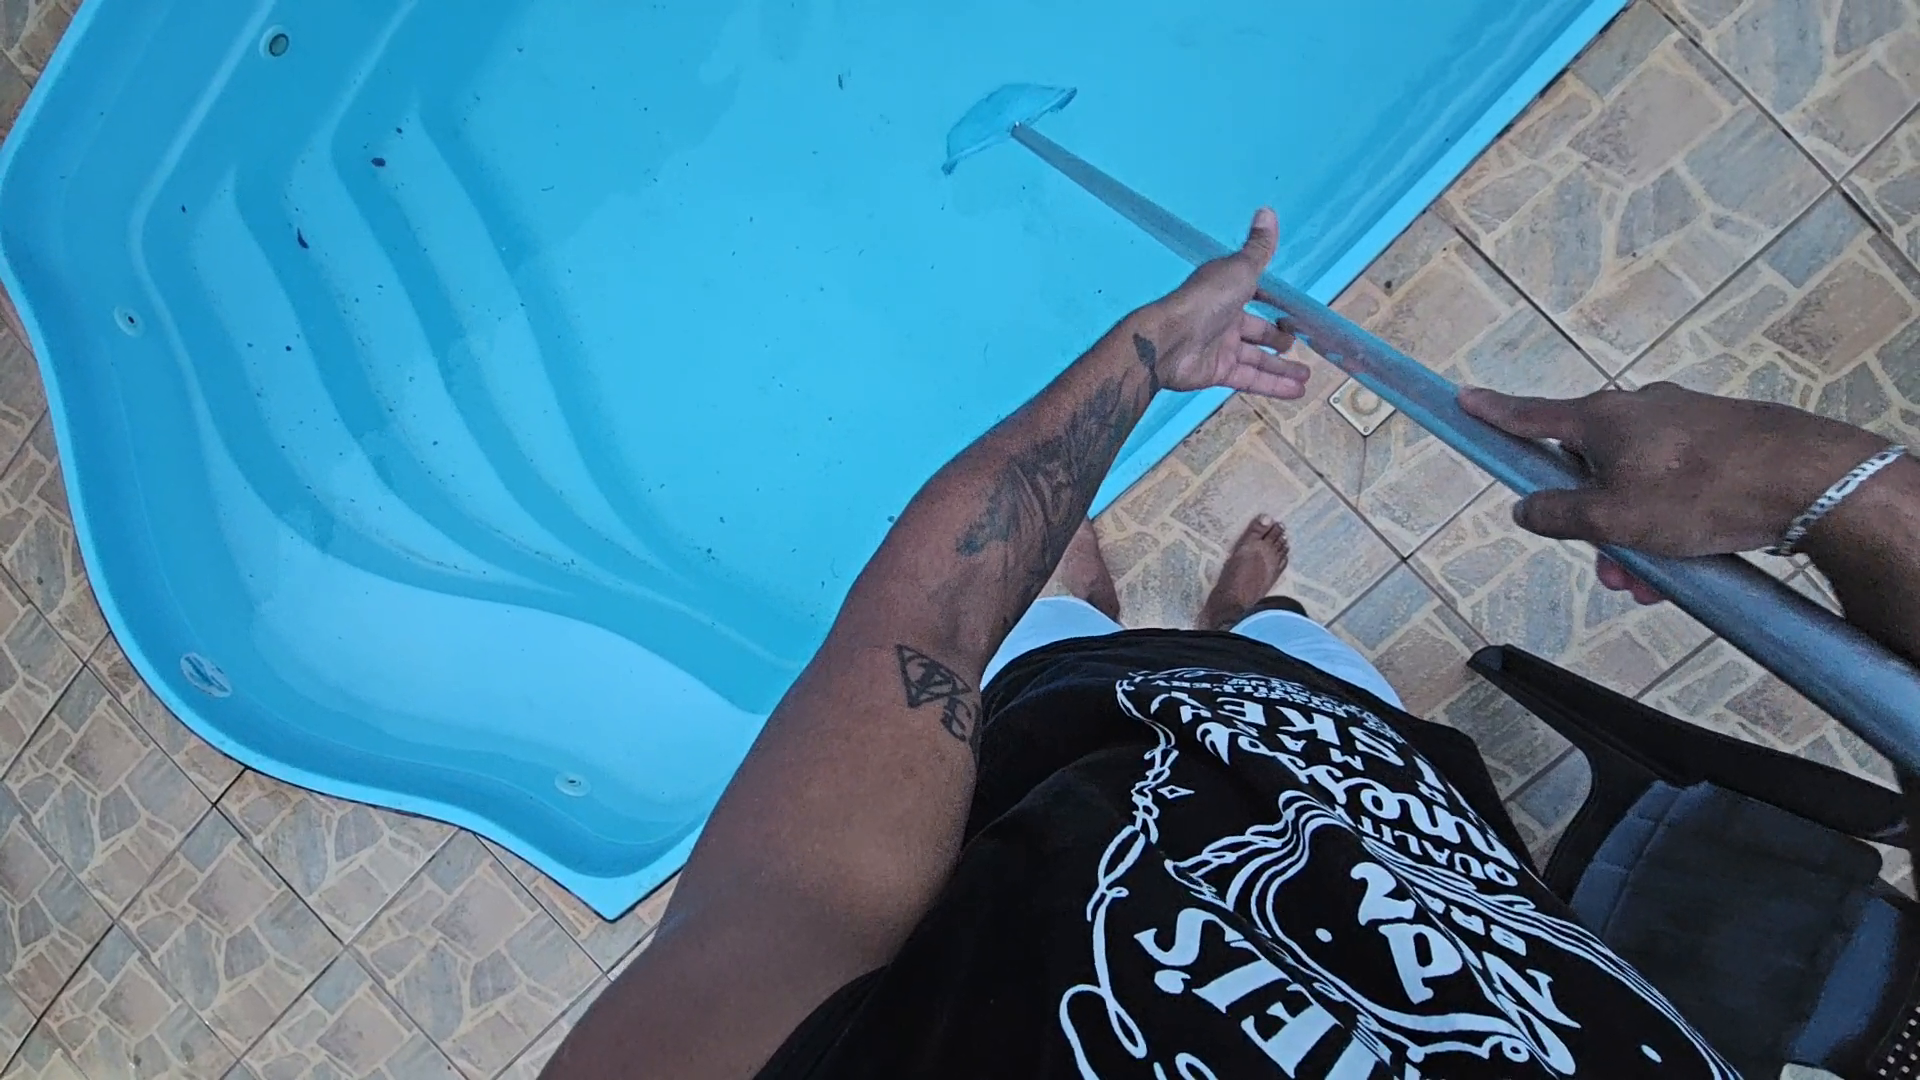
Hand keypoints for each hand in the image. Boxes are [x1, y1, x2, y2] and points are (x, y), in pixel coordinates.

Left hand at [1131, 208, 1309, 398]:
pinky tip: (1296, 392)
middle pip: (1256, 332)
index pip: (1255, 297)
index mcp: (1228, 293)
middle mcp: (1223, 321)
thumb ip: (1258, 249)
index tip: (1293, 311)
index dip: (1273, 304)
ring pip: (1256, 360)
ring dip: (1281, 368)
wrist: (1169, 340)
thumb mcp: (1239, 269)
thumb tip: (1267, 211)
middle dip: (1277, 340)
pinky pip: (1250, 379)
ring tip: (1306, 377)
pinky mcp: (1216, 373)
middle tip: (1298, 346)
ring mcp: (1219, 349)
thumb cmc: (1205, 300)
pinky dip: (1272, 386)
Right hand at [1459, 382, 1887, 556]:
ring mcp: (1688, 421)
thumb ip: (1556, 515)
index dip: (1492, 412)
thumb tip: (1526, 509)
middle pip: (1587, 465)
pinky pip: (1677, 481)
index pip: (1530, 415)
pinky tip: (1686, 558)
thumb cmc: (1700, 494)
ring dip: (1630, 530)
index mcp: (1602, 419)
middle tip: (1602, 563)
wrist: (1827, 484)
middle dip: (1586, 517)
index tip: (1463, 398)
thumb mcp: (1610, 518)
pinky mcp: (1730, 438)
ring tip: (1649, 579)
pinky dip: (1668, 518)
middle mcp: (1640, 410)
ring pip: (1634, 480)